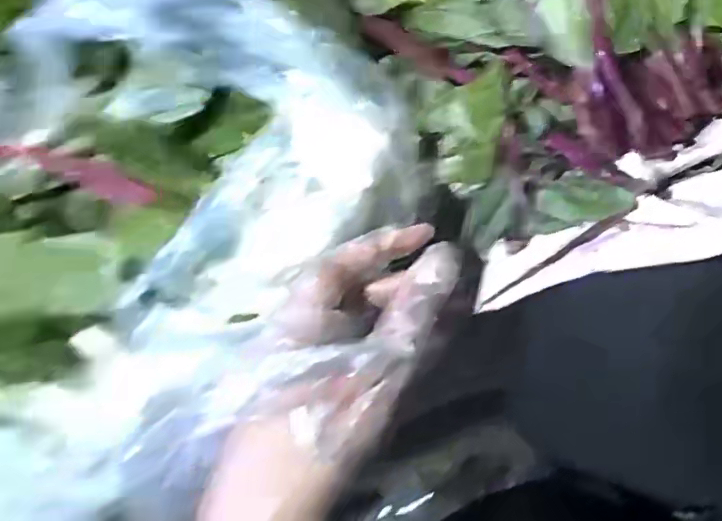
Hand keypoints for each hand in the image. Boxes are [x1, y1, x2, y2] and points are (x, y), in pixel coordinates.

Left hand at [198, 224, 457, 520]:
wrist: (270, 515)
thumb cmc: (326, 426)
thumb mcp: (384, 362)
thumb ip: (416, 305)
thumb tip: (447, 252)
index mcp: (296, 324)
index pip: (335, 264)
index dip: (382, 242)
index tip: (429, 233)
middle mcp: (292, 338)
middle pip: (349, 291)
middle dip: (402, 280)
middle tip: (446, 283)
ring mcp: (298, 368)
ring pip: (357, 320)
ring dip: (403, 309)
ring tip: (447, 314)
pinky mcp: (310, 392)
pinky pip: (357, 345)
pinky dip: (391, 335)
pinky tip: (422, 346)